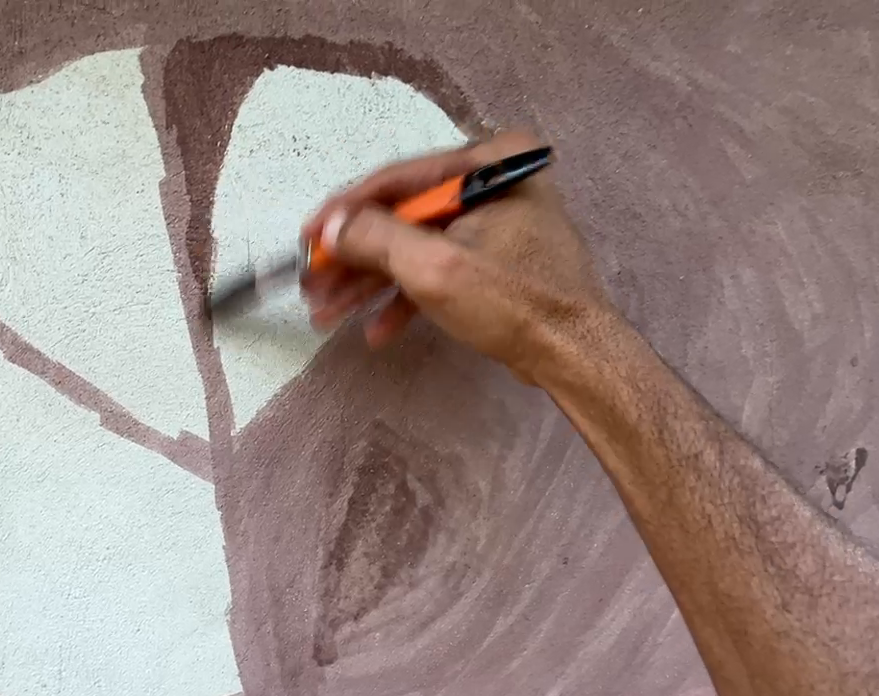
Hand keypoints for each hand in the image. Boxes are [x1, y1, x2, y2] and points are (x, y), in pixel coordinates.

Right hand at [300, 131, 618, 388]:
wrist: (571, 352)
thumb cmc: (511, 301)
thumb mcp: (435, 267)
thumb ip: (377, 239)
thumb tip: (330, 226)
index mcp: (489, 161)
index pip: (398, 180)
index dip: (345, 212)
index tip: (307, 237)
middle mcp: (491, 180)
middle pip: (401, 218)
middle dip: (353, 260)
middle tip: (312, 285)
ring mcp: (492, 221)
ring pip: (413, 248)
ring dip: (369, 285)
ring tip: (327, 315)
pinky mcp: (491, 259)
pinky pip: (436, 269)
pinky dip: (404, 299)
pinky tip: (376, 330)